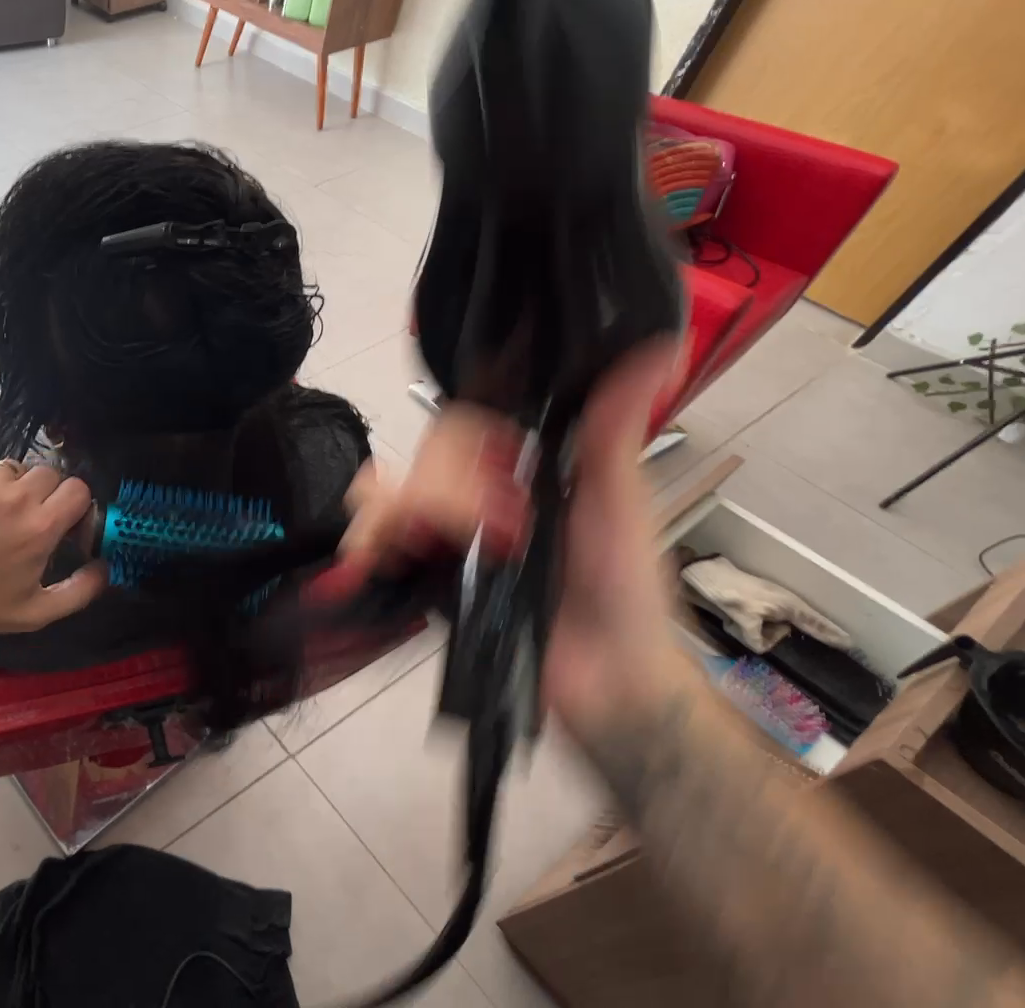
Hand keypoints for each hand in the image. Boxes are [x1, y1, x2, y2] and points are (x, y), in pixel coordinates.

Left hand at [0, 459, 106, 635]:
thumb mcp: (36, 613)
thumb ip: (80, 591)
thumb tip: (105, 567)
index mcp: (41, 528)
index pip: (79, 489)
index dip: (74, 505)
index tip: (63, 522)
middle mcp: (15, 497)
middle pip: (49, 474)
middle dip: (45, 495)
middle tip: (27, 520)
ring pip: (13, 469)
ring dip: (11, 488)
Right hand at [330, 343, 685, 734]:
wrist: (601, 677)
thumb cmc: (624, 588)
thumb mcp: (621, 502)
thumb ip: (612, 430)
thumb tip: (654, 347)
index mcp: (516, 470)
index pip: (459, 428)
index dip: (464, 445)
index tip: (495, 470)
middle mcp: (473, 497)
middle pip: (418, 462)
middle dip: (448, 492)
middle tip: (501, 532)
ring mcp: (443, 538)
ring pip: (384, 497)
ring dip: (400, 513)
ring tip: (436, 542)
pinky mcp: (422, 577)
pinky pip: (375, 546)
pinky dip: (370, 544)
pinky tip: (378, 556)